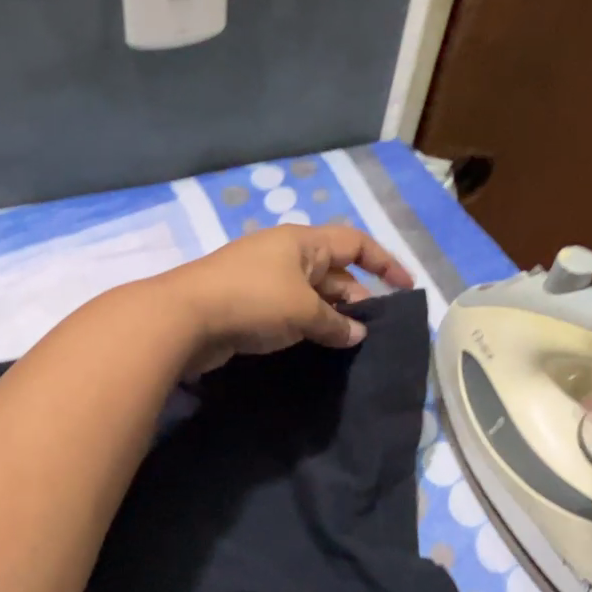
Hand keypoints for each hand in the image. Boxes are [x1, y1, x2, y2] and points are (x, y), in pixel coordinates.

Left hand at [150, 225, 415, 374]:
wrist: (184, 319)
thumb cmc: (253, 301)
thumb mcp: (304, 310)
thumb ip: (336, 322)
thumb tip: (357, 332)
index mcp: (302, 241)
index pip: (355, 243)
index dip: (385, 262)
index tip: (407, 288)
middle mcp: (283, 254)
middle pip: (332, 270)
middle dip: (356, 297)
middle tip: (373, 330)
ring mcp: (261, 279)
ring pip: (309, 295)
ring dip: (329, 316)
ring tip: (348, 345)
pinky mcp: (244, 305)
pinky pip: (286, 312)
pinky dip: (303, 327)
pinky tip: (314, 350)